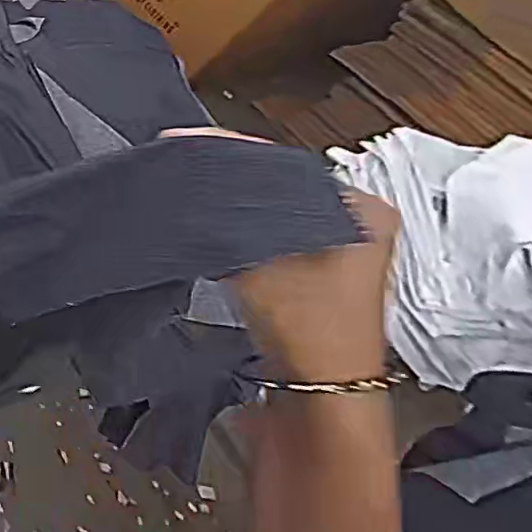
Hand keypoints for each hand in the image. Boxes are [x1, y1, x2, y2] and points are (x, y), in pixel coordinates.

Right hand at [158, 127, 397, 381]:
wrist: (319, 391)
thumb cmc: (307, 327)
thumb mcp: (258, 261)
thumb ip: (224, 218)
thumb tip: (184, 183)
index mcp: (359, 208)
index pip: (281, 163)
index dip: (226, 150)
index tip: (177, 141)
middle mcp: (351, 219)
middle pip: (273, 180)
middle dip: (223, 172)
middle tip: (173, 158)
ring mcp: (332, 243)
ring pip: (266, 203)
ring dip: (225, 196)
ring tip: (180, 180)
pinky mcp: (309, 264)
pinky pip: (264, 225)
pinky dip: (232, 219)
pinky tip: (201, 214)